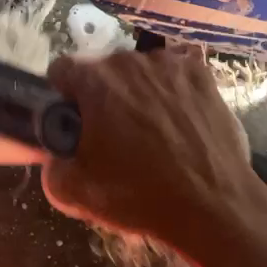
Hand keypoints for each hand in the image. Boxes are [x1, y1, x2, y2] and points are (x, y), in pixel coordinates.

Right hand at [40, 45, 264, 249]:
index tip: (76, 124)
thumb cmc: (141, 196)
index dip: (63, 98)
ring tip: (152, 132)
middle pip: (102, 70)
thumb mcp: (76, 193)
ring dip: (137, 92)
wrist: (215, 207)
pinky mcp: (200, 73)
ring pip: (138, 71)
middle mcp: (128, 60)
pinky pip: (172, 74)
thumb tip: (52, 154)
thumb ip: (51, 166)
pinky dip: (170, 92)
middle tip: (115, 136)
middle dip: (102, 96)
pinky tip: (179, 122)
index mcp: (94, 80)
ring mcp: (168, 64)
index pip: (61, 71)